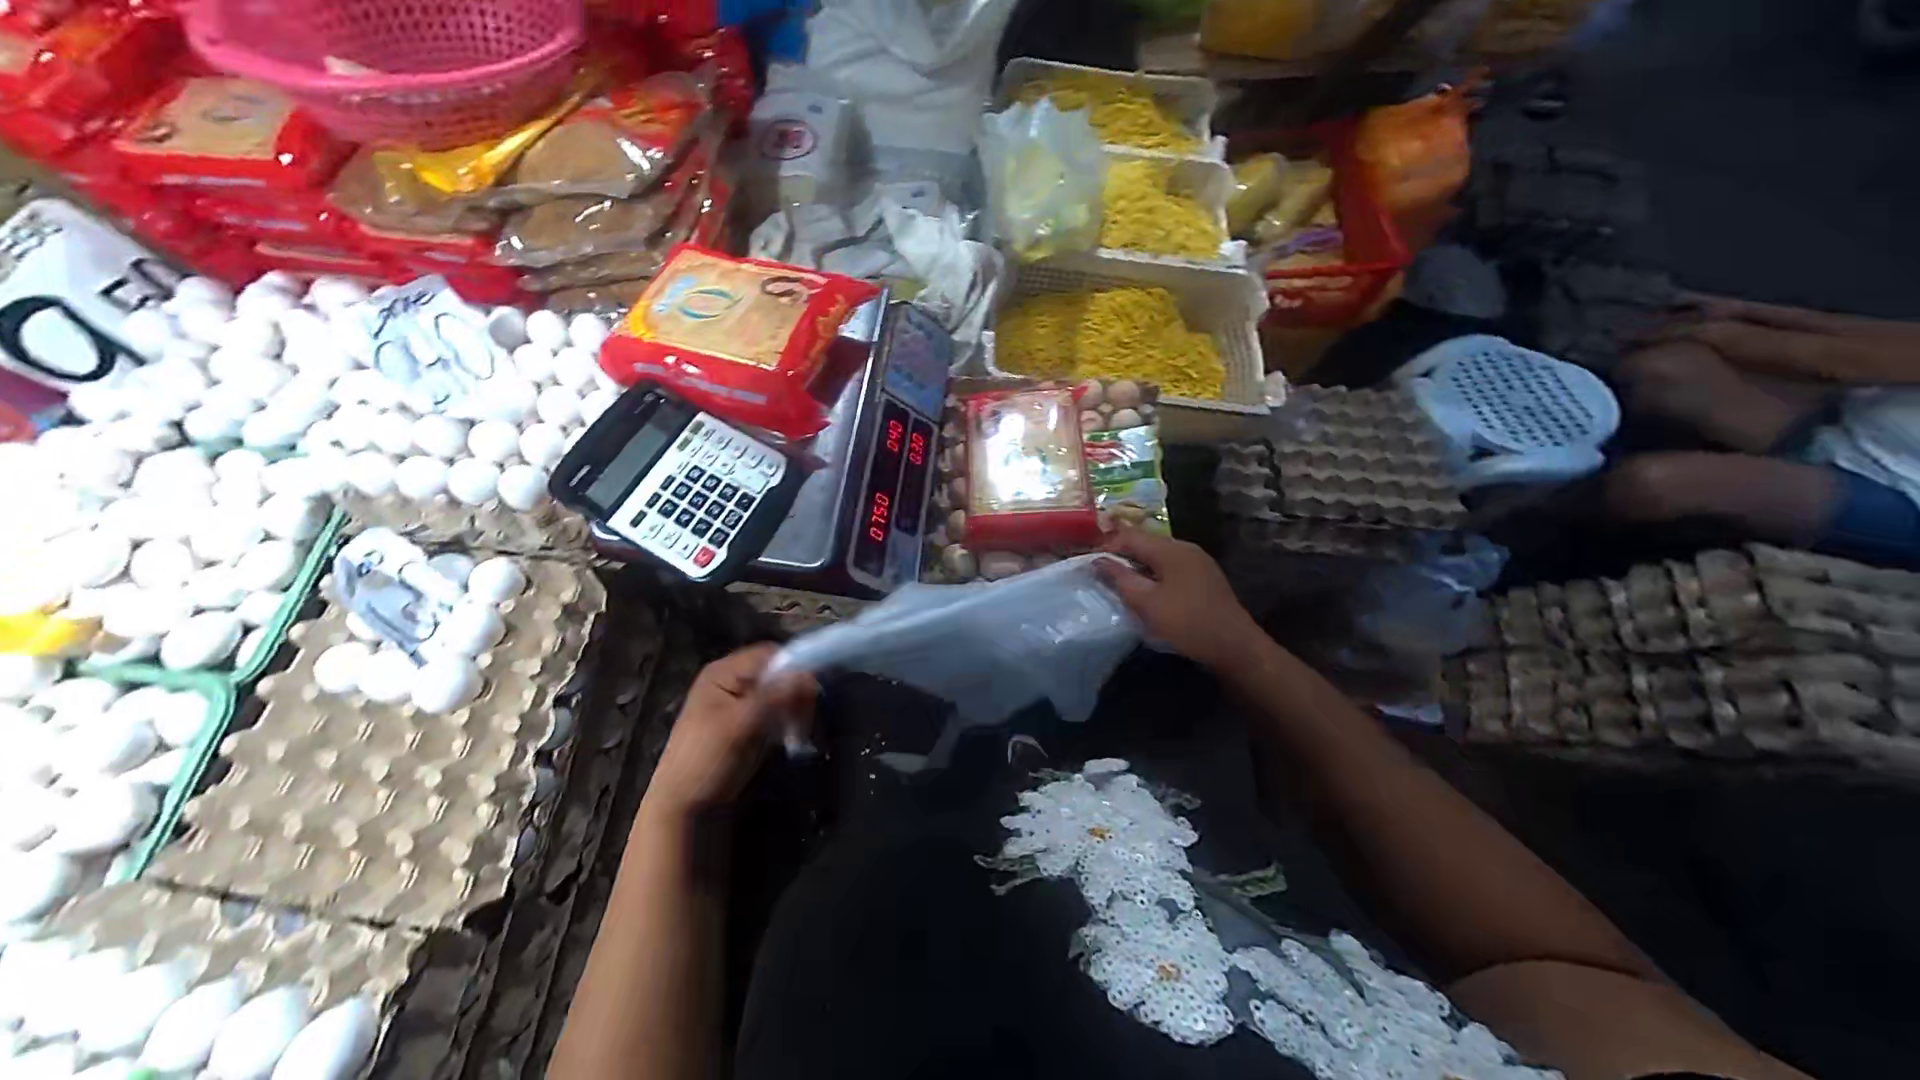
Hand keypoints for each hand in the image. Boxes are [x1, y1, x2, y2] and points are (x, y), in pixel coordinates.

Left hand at [643, 644, 816, 821]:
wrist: (684, 806)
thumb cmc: (706, 760)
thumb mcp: (741, 724)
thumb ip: (776, 697)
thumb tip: (810, 675)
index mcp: (723, 673)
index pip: (769, 655)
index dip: (793, 666)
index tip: (811, 690)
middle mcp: (733, 682)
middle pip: (778, 673)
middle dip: (796, 691)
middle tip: (805, 716)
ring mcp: (741, 704)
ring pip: (781, 694)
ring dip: (795, 709)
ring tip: (799, 730)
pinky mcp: (749, 725)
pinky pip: (777, 712)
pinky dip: (788, 721)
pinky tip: (793, 736)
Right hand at [1095, 528, 1262, 672]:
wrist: (1235, 648)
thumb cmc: (1187, 624)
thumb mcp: (1146, 603)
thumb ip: (1119, 578)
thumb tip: (1097, 561)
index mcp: (1171, 549)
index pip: (1130, 535)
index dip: (1106, 546)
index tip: (1087, 563)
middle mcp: (1185, 548)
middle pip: (1145, 542)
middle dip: (1121, 555)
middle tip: (1100, 574)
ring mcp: (1198, 562)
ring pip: (1158, 556)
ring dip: (1137, 566)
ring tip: (1119, 584)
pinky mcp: (1204, 578)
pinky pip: (1170, 568)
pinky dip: (1153, 575)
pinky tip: (1146, 592)